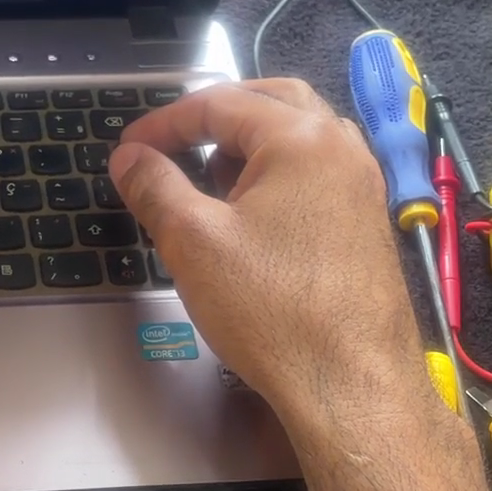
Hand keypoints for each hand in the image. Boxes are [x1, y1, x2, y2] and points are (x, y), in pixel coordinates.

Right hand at [109, 80, 433, 439]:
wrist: (351, 387)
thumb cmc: (270, 308)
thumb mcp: (192, 240)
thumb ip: (153, 185)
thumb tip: (127, 157)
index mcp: (302, 139)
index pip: (220, 103)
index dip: (163, 122)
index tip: (129, 149)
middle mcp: (342, 149)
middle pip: (268, 103)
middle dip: (212, 118)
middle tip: (172, 145)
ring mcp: (361, 185)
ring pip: (295, 136)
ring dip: (244, 144)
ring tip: (205, 180)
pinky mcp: (364, 222)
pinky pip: (313, 171)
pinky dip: (273, 172)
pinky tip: (246, 215)